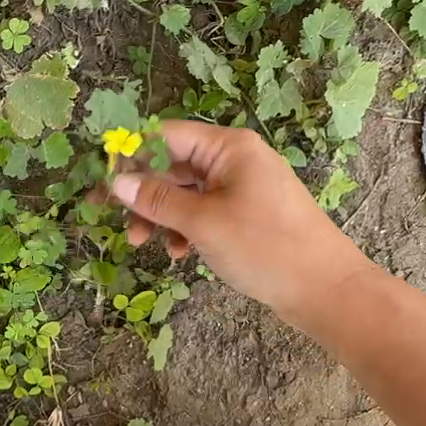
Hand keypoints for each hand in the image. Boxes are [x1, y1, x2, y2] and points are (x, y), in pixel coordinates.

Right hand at [110, 120, 371, 316]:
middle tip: (107, 216)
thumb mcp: (203, 223)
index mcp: (229, 148)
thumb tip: (116, 182)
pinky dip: (184, 229)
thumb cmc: (265, 247)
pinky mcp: (245, 214)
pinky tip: (180, 254)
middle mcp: (234, 160)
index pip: (166, 135)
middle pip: (172, 165)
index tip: (101, 179)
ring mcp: (241, 187)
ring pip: (184, 193)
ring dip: (160, 216)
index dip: (130, 154)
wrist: (324, 289)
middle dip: (142, 193)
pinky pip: (202, 212)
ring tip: (143, 244)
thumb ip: (157, 200)